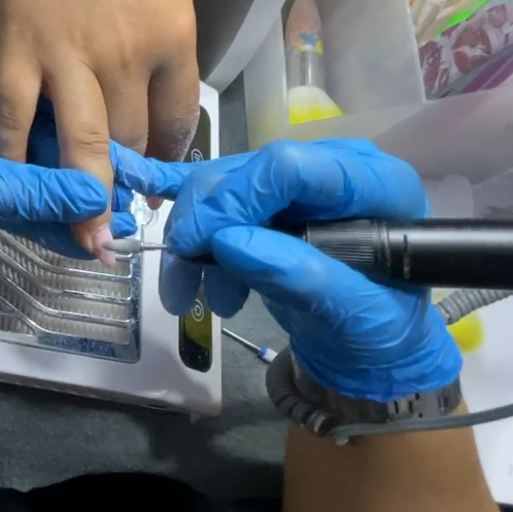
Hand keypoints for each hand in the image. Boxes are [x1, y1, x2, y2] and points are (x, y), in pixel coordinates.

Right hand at [0, 0, 199, 256]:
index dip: (166, 161)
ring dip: (82, 199)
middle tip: (119, 225)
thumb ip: (161, 37)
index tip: (154, 183)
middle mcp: (127, 58)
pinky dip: (14, 157)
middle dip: (128, 189)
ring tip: (84, 240)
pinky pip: (15, 118)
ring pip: (79, 145)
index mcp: (173, 38)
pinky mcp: (17, 52)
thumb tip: (148, 83)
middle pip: (131, 141)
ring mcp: (68, 58)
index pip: (176, 122)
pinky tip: (13, 185)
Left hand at [0, 78, 139, 321]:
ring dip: (74, 210)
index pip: (46, 111)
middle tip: (136, 202)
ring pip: (39, 186)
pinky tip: (84, 243)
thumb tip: (99, 195)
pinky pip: (24, 212)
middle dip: (89, 180)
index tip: (132, 159)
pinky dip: (50, 228)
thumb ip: (35, 190)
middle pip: (48, 151)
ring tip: (119, 231)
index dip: (90, 135)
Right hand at [115, 140, 460, 401]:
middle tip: (183, 281)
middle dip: (199, 226)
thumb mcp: (356, 315)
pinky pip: (202, 182)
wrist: (365, 344)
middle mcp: (326, 167)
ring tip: (187, 293)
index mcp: (372, 184)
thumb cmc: (377, 331)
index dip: (233, 200)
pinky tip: (135, 180)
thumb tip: (227, 242)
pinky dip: (167, 187)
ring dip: (186, 240)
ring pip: (211, 187)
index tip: (197, 246)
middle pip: (239, 174)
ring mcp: (286, 177)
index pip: (286, 168)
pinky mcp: (254, 192)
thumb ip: (301, 276)